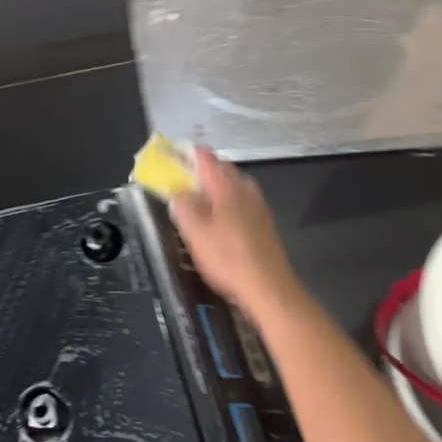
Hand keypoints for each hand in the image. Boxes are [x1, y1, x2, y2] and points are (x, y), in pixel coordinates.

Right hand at [169, 147, 300, 314]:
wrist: (270, 289)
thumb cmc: (229, 259)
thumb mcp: (195, 234)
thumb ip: (183, 207)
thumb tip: (178, 192)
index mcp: (226, 187)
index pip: (206, 156)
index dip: (187, 152)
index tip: (171, 156)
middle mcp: (245, 190)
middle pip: (221, 168)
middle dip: (200, 170)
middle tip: (180, 181)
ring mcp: (259, 206)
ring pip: (233, 185)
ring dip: (214, 187)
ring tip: (197, 201)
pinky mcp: (265, 223)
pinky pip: (241, 201)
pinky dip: (227, 202)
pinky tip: (219, 220)